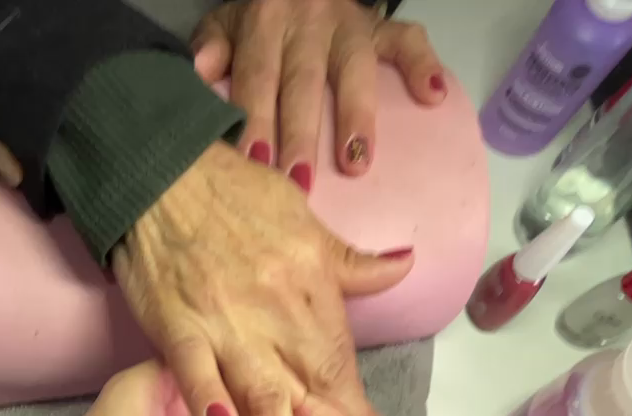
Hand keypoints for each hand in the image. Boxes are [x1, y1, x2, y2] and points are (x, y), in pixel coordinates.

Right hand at [114, 141, 410, 415]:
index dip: (361, 413)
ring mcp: (224, 322)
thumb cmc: (233, 194)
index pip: (339, 362)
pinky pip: (196, 371)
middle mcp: (274, 312)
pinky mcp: (177, 325)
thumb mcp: (304, 221)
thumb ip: (349, 261)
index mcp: (309, 287)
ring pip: (259, 391)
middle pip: (306, 388)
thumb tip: (403, 267)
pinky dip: (209, 402)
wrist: (163, 173)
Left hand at [193, 0, 446, 179]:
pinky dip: (423, 65)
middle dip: (301, 134)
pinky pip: (407, 39)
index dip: (254, 119)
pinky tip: (433, 97)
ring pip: (354, 69)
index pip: (257, 77)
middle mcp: (308, 19)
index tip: (254, 163)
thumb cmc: (255, 17)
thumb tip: (197, 73)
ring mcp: (348, 23)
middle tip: (300, 182)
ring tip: (357, 162)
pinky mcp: (379, 25)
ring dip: (356, 116)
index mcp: (264, 20)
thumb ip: (211, 48)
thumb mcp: (224, 22)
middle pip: (303, 83)